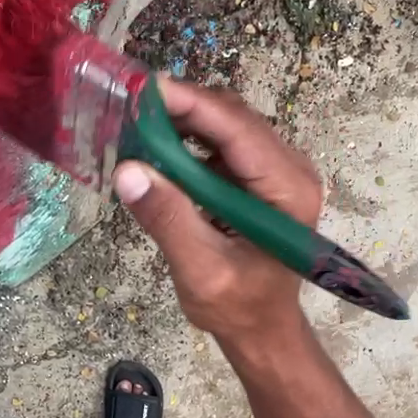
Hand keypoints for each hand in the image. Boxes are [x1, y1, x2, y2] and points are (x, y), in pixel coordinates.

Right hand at [115, 79, 323, 351]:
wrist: (261, 329)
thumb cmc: (237, 307)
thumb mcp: (200, 270)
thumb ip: (168, 219)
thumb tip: (127, 171)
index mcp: (287, 189)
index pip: (238, 129)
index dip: (191, 103)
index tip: (143, 88)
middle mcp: (289, 169)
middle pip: (234, 118)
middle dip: (182, 106)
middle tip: (128, 103)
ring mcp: (274, 171)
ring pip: (226, 125)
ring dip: (182, 120)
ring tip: (133, 119)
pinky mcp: (255, 179)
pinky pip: (220, 145)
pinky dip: (186, 139)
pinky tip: (154, 145)